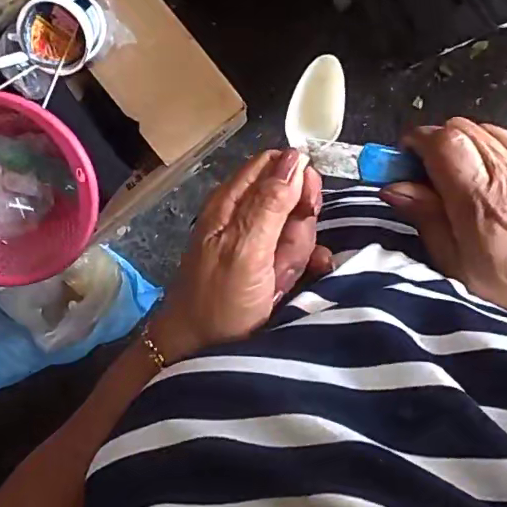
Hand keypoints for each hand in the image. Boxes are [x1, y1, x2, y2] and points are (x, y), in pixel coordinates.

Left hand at [148, 149, 331, 360]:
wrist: (200, 351)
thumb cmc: (218, 300)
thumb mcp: (245, 247)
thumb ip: (271, 202)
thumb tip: (296, 155)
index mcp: (232, 202)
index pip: (274, 166)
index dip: (297, 180)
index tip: (306, 206)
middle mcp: (246, 216)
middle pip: (293, 199)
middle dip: (299, 226)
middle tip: (283, 254)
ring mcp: (260, 244)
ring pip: (299, 230)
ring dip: (297, 254)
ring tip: (277, 280)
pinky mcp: (271, 270)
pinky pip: (301, 255)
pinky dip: (304, 269)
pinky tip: (294, 286)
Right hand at [380, 119, 506, 324]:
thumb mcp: (455, 262)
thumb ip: (425, 217)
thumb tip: (394, 187)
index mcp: (483, 202)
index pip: (444, 141)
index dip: (419, 140)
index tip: (408, 153)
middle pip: (466, 128)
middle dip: (441, 141)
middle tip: (433, 167)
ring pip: (494, 131)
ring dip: (472, 145)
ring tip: (470, 175)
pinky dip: (504, 152)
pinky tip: (503, 179)